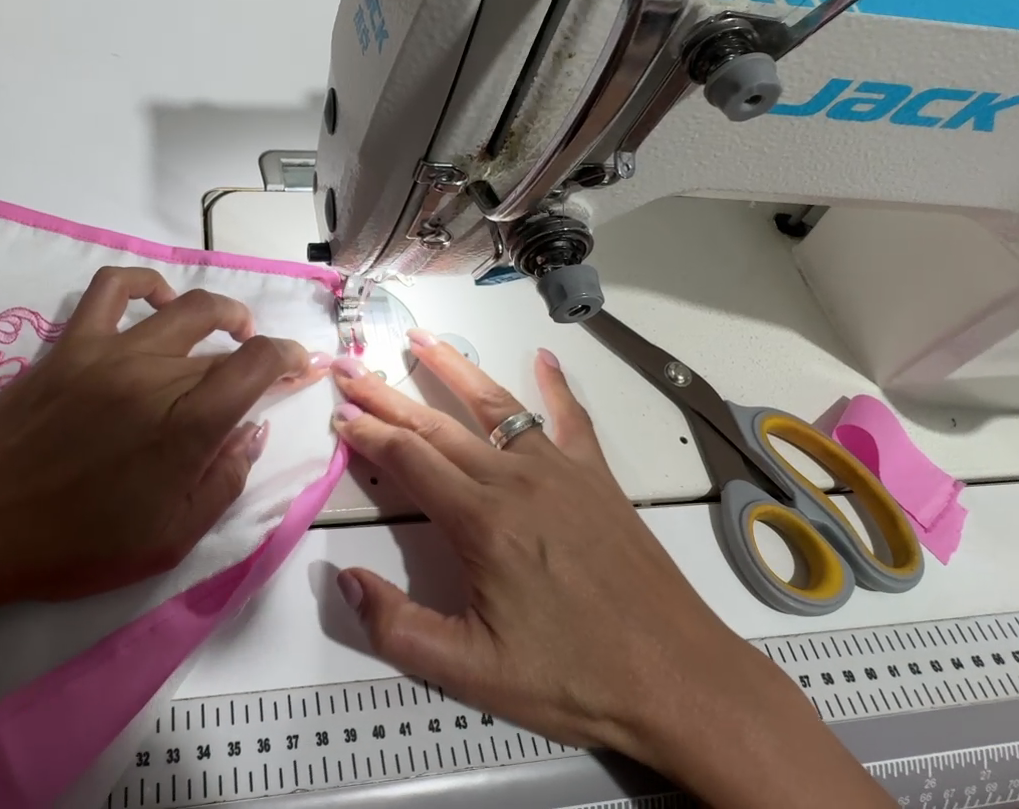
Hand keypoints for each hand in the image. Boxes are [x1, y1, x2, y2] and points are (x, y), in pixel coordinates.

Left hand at [0, 267, 327, 605]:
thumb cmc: (74, 547)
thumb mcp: (169, 540)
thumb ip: (223, 482)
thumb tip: (252, 431)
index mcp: (186, 428)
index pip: (258, 366)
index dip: (289, 359)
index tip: (299, 367)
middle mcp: (156, 376)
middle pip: (226, 346)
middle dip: (258, 353)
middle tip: (264, 370)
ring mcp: (110, 352)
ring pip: (185, 308)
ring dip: (222, 312)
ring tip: (230, 328)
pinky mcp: (69, 343)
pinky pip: (113, 288)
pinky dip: (146, 282)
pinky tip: (159, 301)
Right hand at [330, 330, 886, 807]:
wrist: (680, 679)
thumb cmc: (573, 678)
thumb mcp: (471, 671)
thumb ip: (396, 625)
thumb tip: (341, 579)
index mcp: (480, 522)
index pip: (408, 459)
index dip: (367, 432)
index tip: (338, 412)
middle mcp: (515, 481)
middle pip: (438, 426)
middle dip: (387, 394)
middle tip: (351, 366)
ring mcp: (561, 472)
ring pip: (496, 406)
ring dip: (454, 369)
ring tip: (422, 339)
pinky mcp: (598, 479)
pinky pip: (572, 420)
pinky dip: (556, 386)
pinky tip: (544, 357)